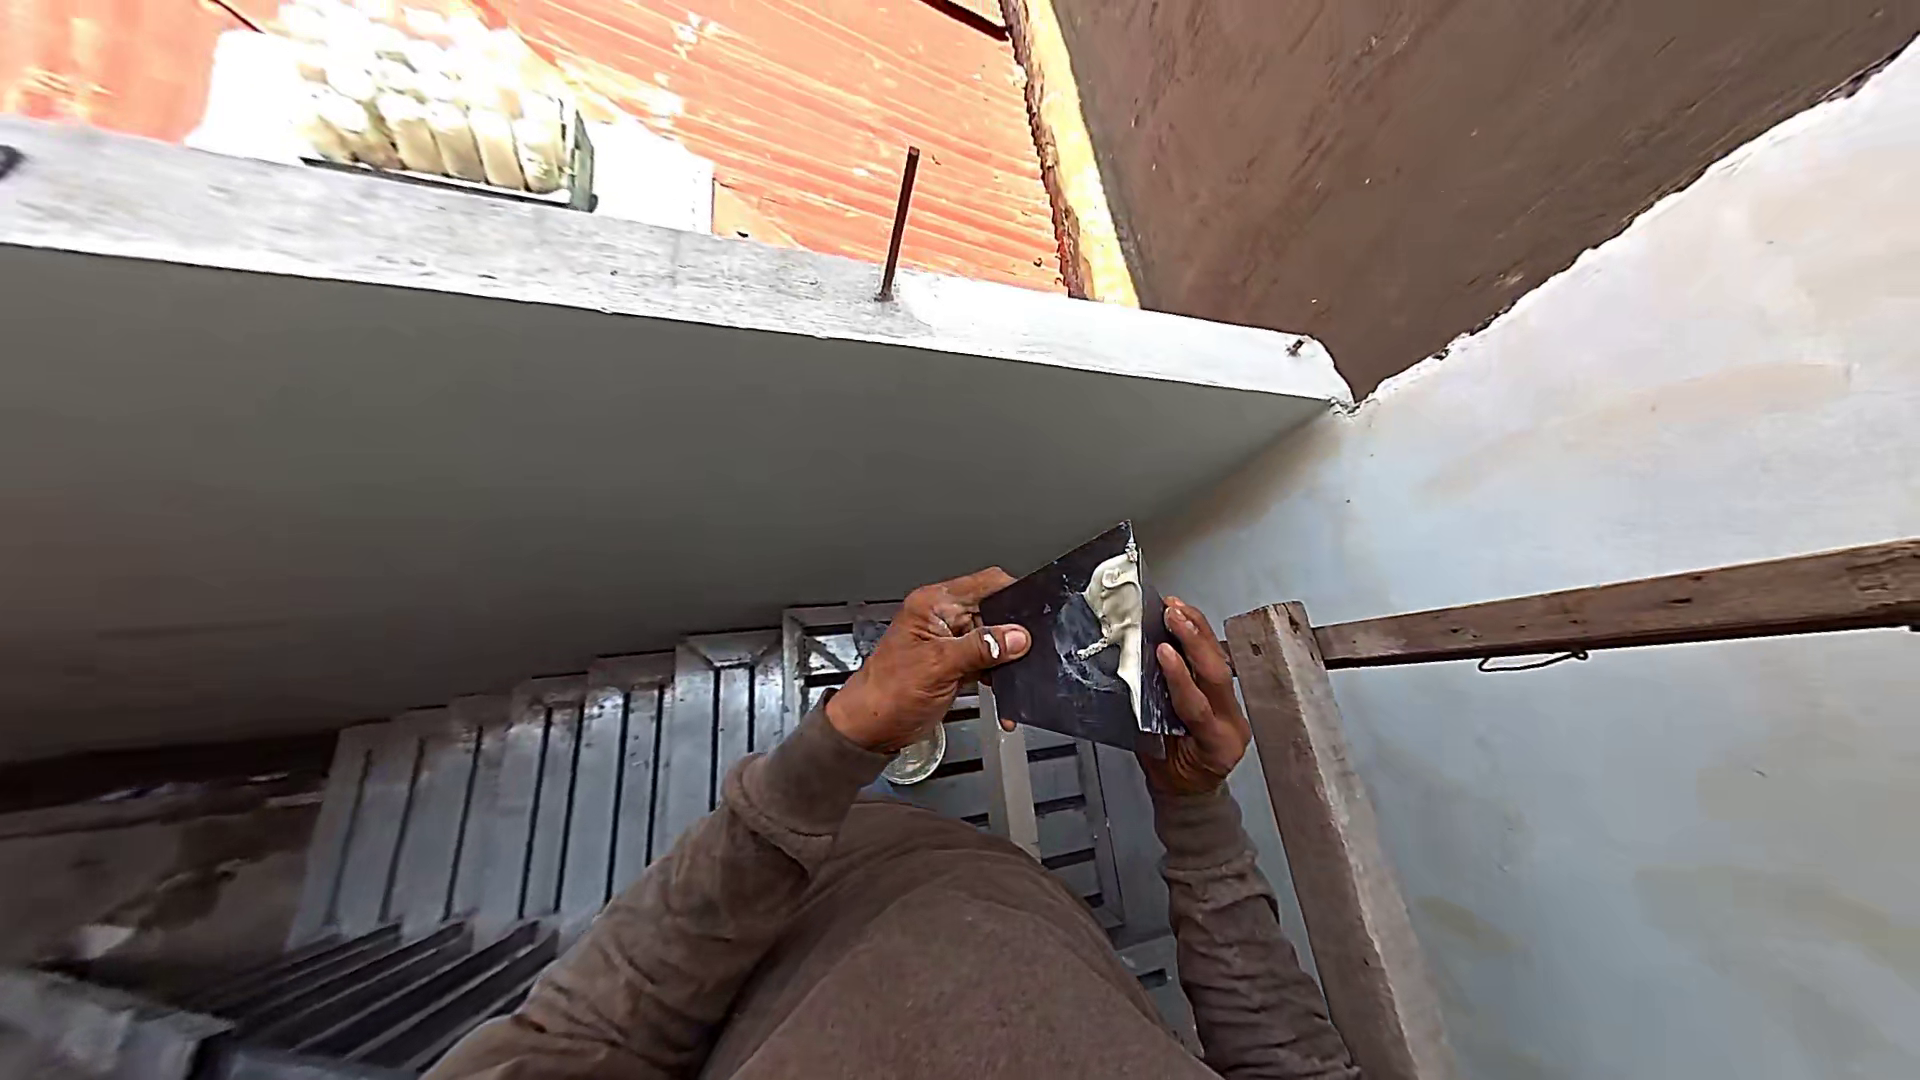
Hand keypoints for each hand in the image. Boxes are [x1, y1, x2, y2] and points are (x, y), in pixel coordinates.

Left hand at [827, 568, 1032, 752]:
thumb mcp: (938, 666)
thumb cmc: (887, 692)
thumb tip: (1017, 636)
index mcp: (933, 605)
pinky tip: (1005, 691)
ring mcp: (951, 642)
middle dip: (1013, 632)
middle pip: (994, 611)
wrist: (871, 729)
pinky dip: (999, 677)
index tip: (1033, 614)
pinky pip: (988, 663)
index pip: (984, 584)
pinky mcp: (956, 664)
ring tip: (1016, 675)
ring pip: (994, 639)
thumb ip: (980, 648)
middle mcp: (943, 618)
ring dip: (1007, 658)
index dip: (1012, 594)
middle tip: (1028, 651)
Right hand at [1139, 598, 1250, 795]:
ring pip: (1220, 663)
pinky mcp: (1227, 696)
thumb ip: (1148, 720)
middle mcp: (1232, 724)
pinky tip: (1186, 618)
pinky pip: (1216, 662)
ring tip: (1177, 607)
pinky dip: (1200, 637)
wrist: (1190, 789)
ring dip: (1197, 630)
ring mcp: (1233, 708)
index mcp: (1215, 746)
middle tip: (1173, 615)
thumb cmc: (1171, 775)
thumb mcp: (1154, 754)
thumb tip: (1133, 682)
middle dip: (1195, 641)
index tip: (1163, 651)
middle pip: (1217, 676)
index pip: (1198, 706)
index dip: (1180, 677)